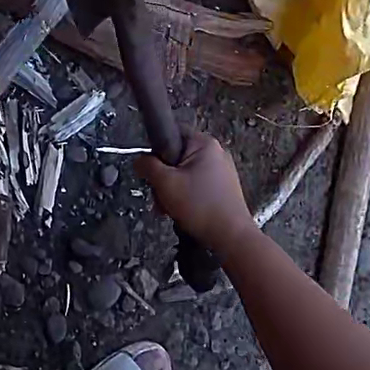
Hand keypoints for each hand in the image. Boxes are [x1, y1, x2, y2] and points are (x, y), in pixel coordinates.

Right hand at [135, 131, 254, 252]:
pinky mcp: (222, 188)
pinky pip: (195, 186)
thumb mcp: (164, 183)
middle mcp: (215, 153)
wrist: (230, 236)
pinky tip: (181, 212)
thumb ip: (147, 166)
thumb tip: (139, 160)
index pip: (172, 132)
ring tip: (169, 208)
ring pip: (184, 174)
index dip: (156, 150)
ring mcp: (221, 171)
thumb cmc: (201, 207)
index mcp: (204, 144)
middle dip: (163, 178)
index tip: (151, 168)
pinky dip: (184, 197)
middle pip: (176, 157)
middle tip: (160, 195)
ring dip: (171, 191)